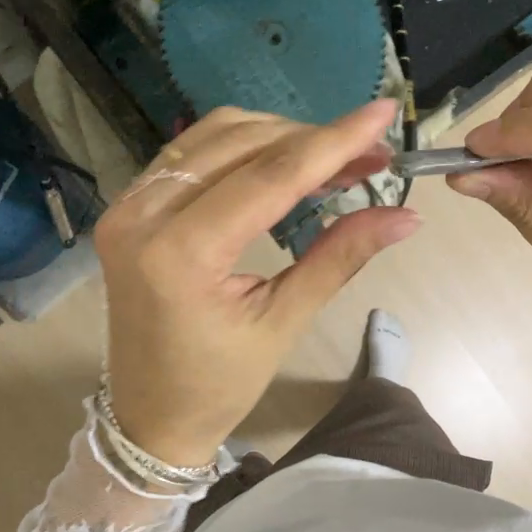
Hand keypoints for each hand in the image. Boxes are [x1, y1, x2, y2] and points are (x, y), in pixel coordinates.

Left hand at [94, 100, 418, 467]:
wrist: (151, 417)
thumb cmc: (220, 386)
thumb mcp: (282, 324)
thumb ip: (338, 259)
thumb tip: (405, 217)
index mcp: (181, 255)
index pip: (268, 177)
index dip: (332, 142)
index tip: (382, 115)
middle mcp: (143, 216)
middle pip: (240, 143)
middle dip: (310, 140)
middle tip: (368, 155)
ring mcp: (127, 208)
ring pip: (211, 137)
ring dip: (276, 137)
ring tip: (331, 160)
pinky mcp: (127, 209)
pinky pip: (189, 156)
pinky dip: (241, 151)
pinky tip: (280, 167)